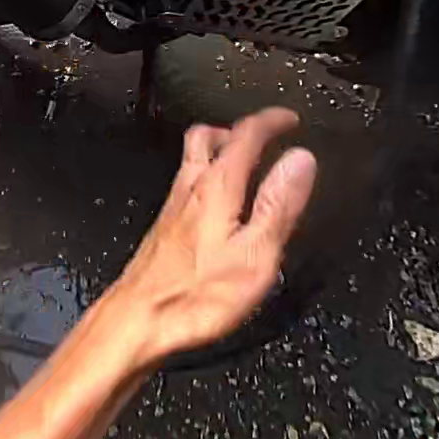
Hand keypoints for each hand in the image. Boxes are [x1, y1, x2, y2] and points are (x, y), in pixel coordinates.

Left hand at [106, 108, 317, 365]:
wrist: (137, 319)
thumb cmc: (195, 295)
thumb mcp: (255, 254)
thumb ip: (279, 204)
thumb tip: (301, 160)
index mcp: (217, 188)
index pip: (245, 135)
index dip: (271, 121)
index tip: (289, 119)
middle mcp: (190, 189)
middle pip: (207, 136)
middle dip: (238, 128)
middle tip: (262, 136)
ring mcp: (173, 206)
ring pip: (192, 158)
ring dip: (219, 149)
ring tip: (243, 161)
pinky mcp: (164, 226)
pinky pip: (186, 183)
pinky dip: (207, 176)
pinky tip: (215, 202)